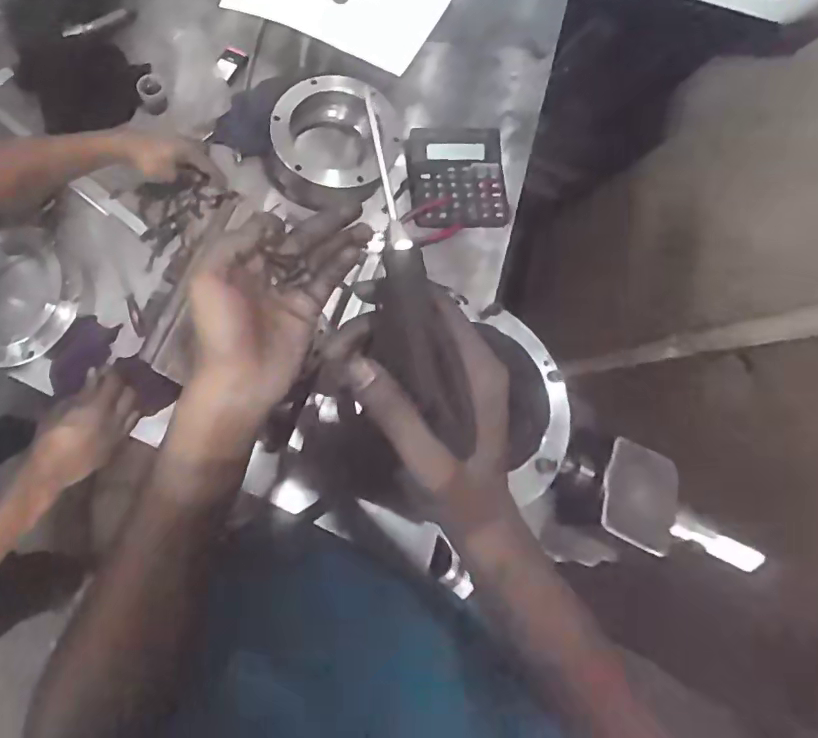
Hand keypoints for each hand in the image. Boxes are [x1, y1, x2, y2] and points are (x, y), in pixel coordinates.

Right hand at [21, 367, 143, 494]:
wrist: (50, 472)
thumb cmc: (49, 437)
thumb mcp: (61, 408)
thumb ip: (82, 392)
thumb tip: (94, 375)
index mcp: (99, 407)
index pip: (114, 381)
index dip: (111, 371)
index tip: (105, 367)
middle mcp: (114, 420)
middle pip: (130, 394)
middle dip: (123, 384)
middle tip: (113, 381)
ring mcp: (117, 436)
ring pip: (134, 411)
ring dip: (128, 401)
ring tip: (118, 397)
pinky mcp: (115, 449)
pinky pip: (128, 428)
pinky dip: (126, 418)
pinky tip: (117, 415)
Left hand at [107, 127, 222, 184]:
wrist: (125, 144)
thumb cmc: (148, 160)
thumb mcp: (167, 174)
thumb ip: (183, 177)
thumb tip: (193, 178)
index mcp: (190, 149)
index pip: (208, 164)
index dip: (217, 176)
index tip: (224, 186)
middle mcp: (187, 140)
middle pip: (203, 155)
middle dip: (209, 168)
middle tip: (213, 181)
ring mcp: (176, 138)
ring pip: (193, 152)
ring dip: (197, 163)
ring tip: (200, 175)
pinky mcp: (166, 139)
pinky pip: (183, 151)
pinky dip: (188, 160)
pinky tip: (185, 167)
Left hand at [179, 209, 372, 435]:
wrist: (237, 381)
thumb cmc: (218, 329)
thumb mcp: (208, 278)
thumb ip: (234, 243)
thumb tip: (271, 222)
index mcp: (238, 263)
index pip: (266, 232)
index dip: (282, 223)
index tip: (293, 218)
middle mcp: (265, 272)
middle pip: (297, 241)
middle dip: (324, 223)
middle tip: (353, 206)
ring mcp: (288, 292)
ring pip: (316, 257)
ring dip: (339, 240)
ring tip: (365, 224)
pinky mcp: (307, 310)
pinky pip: (325, 281)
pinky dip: (341, 264)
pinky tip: (357, 249)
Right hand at [322, 293, 517, 540]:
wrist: (482, 526)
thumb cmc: (460, 492)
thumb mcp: (426, 456)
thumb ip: (394, 409)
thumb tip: (353, 361)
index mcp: (477, 368)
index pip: (442, 306)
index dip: (403, 291)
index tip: (360, 294)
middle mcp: (470, 362)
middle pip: (419, 321)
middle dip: (372, 326)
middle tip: (334, 349)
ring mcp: (458, 376)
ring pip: (410, 339)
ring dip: (371, 344)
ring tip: (335, 365)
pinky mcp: (445, 390)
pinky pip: (409, 360)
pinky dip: (380, 362)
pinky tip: (353, 378)